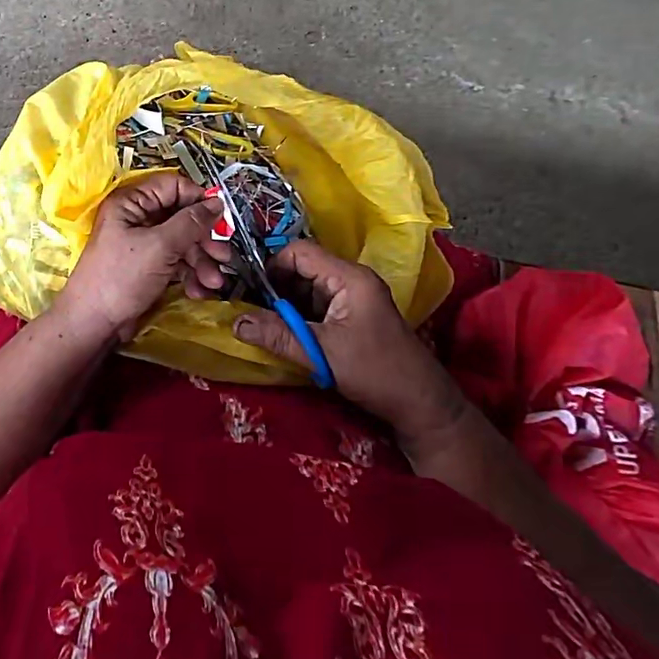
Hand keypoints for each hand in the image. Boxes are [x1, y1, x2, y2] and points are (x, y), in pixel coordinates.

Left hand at [50, 173, 228, 344]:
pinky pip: (175, 262)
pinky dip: (189, 275)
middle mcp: (136, 218)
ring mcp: (142, 243)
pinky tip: (198, 291)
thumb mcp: (160, 246)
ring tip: (214, 282)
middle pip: (181, 217)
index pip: (172, 186)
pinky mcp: (147, 267)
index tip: (222, 217)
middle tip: (223, 256)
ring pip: (182, 242)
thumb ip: (191, 223)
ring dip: (201, 261)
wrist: (94, 322)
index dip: (198, 199)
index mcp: (131, 202)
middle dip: (204, 238)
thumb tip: (216, 203)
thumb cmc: (121, 278)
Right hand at [232, 240, 466, 442]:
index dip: (272, 265)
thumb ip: (277, 335)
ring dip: (284, 304)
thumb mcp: (322, 353)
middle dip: (274, 286)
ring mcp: (352, 298)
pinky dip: (297, 315)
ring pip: (306, 288)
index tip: (251, 290)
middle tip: (250, 307)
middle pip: (301, 268)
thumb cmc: (378, 373)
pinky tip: (284, 333)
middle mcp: (351, 280)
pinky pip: (315, 305)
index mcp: (349, 278)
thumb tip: (235, 322)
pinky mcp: (351, 316)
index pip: (300, 251)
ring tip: (263, 322)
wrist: (424, 407)